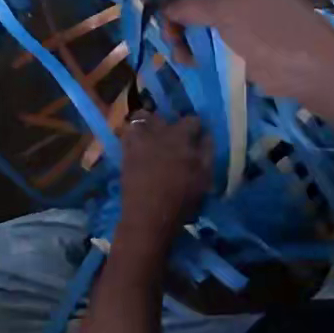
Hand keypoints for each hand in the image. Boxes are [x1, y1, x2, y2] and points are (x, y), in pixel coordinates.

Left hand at [116, 113, 210, 245]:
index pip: (192, 120)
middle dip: (171, 124)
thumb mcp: (204, 176)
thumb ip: (207, 151)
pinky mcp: (125, 151)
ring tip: (153, 137)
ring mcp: (139, 139)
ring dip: (149, 123)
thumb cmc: (182, 198)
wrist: (149, 216)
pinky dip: (133, 133)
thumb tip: (206, 135)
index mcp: (181, 136)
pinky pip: (127, 132)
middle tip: (175, 140)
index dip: (196, 129)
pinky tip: (139, 144)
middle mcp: (159, 131)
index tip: (197, 140)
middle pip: (166, 116)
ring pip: (142, 118)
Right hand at [161, 0, 333, 106]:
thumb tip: (161, 2)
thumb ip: (191, 3)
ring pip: (200, 23)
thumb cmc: (273, 33)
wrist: (314, 71)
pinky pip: (212, 43)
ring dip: (185, 38)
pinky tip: (193, 63)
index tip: (144, 2)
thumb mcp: (228, 10)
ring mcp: (243, 19)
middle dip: (176, 16)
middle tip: (170, 39)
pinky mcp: (244, 45)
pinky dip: (199, 51)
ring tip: (184, 57)